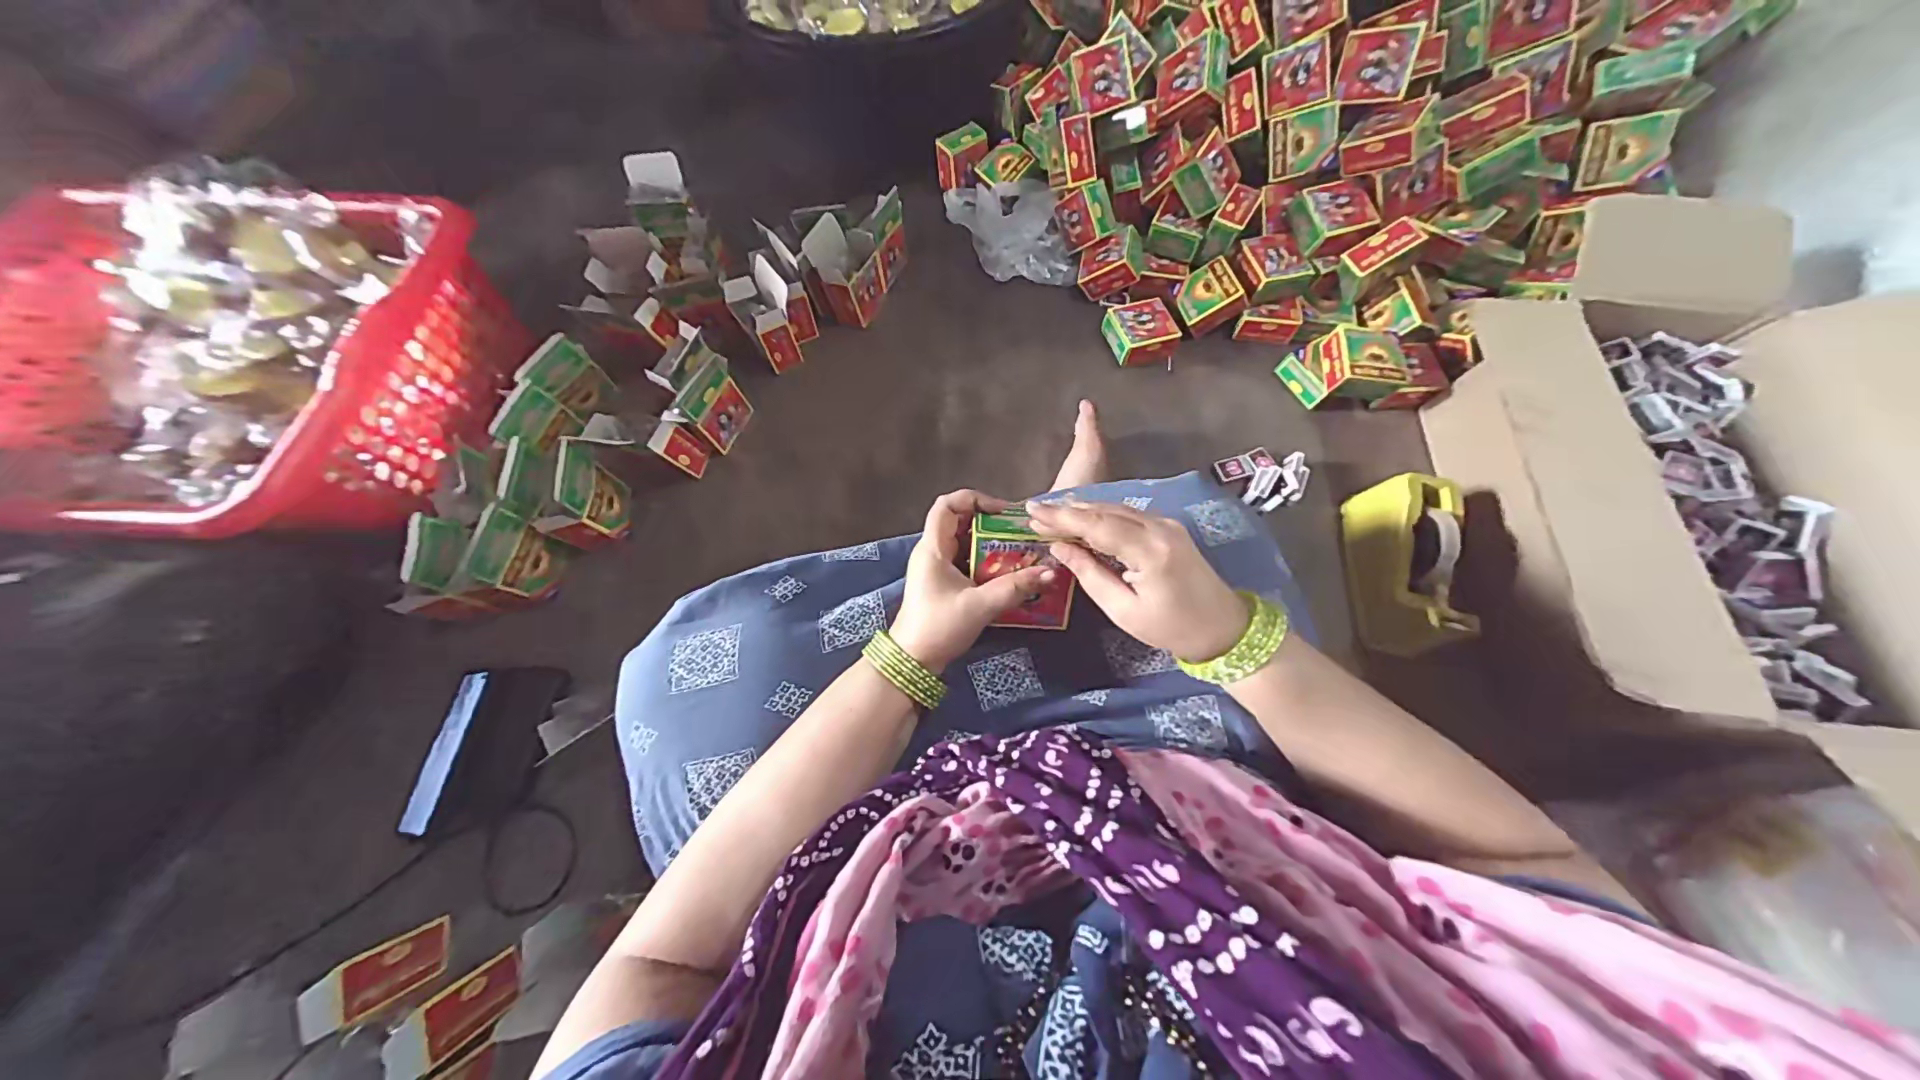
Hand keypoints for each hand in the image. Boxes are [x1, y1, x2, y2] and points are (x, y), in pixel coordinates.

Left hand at [888, 490, 1055, 671]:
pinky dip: (985, 562)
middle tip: (1018, 533)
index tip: (1002, 513)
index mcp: (932, 548)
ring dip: (990, 545)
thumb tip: (1049, 572)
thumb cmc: (939, 628)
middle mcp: (931, 552)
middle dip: (990, 523)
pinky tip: (1006, 573)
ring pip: (965, 542)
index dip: (975, 500)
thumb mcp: (980, 606)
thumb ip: (1015, 587)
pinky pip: (965, 561)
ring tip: (1018, 552)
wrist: (913, 661)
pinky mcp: (941, 583)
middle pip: (959, 521)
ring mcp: (935, 568)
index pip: (947, 505)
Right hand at [1025, 498, 1248, 663]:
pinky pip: (1128, 515)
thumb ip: (1090, 575)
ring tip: (1050, 513)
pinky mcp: (1168, 528)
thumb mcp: (1123, 610)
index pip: (1097, 525)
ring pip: (1116, 509)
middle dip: (1068, 510)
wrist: (1223, 628)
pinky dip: (1101, 515)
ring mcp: (1167, 525)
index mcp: (1150, 551)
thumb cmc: (1171, 628)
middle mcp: (1160, 529)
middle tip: (1034, 512)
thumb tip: (1060, 548)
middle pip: (1105, 511)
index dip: (1062, 517)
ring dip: (1083, 510)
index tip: (1032, 512)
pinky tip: (1082, 518)